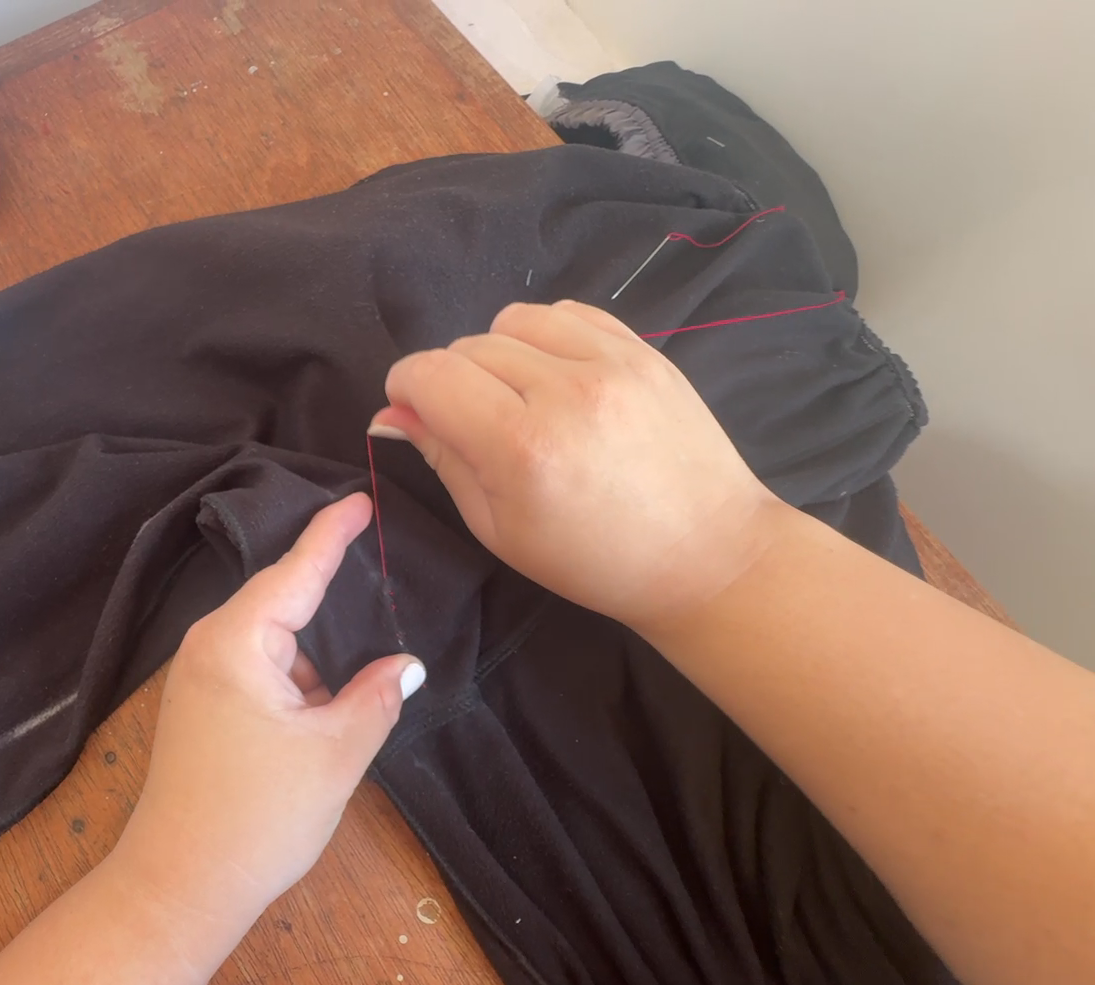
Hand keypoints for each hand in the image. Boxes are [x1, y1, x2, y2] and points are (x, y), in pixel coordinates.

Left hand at [109, 493, 423, 933]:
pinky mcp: (199, 706)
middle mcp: (208, 646)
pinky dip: (293, 676)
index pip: (296, 571)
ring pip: (271, 641)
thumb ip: (375, 697)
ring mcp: (198, 677)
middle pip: (280, 601)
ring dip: (314, 652)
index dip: (333, 534)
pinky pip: (256, 669)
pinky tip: (321, 705)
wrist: (179, 886)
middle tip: (376, 575)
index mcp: (237, 641)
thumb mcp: (334, 755)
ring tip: (357, 672)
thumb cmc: (257, 816)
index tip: (361, 500)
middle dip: (328, 595)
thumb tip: (405, 664)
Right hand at [370, 300, 784, 631]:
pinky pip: (566, 313)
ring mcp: (612, 362)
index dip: (404, 387)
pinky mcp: (645, 350)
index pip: (431, 375)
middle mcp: (564, 390)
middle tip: (469, 424)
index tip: (411, 412)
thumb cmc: (588, 560)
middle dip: (448, 380)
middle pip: (466, 347)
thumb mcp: (496, 527)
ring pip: (512, 320)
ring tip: (514, 395)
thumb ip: (442, 458)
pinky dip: (542, 336)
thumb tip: (390, 415)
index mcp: (521, 446)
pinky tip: (553, 376)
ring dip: (494, 353)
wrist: (704, 554)